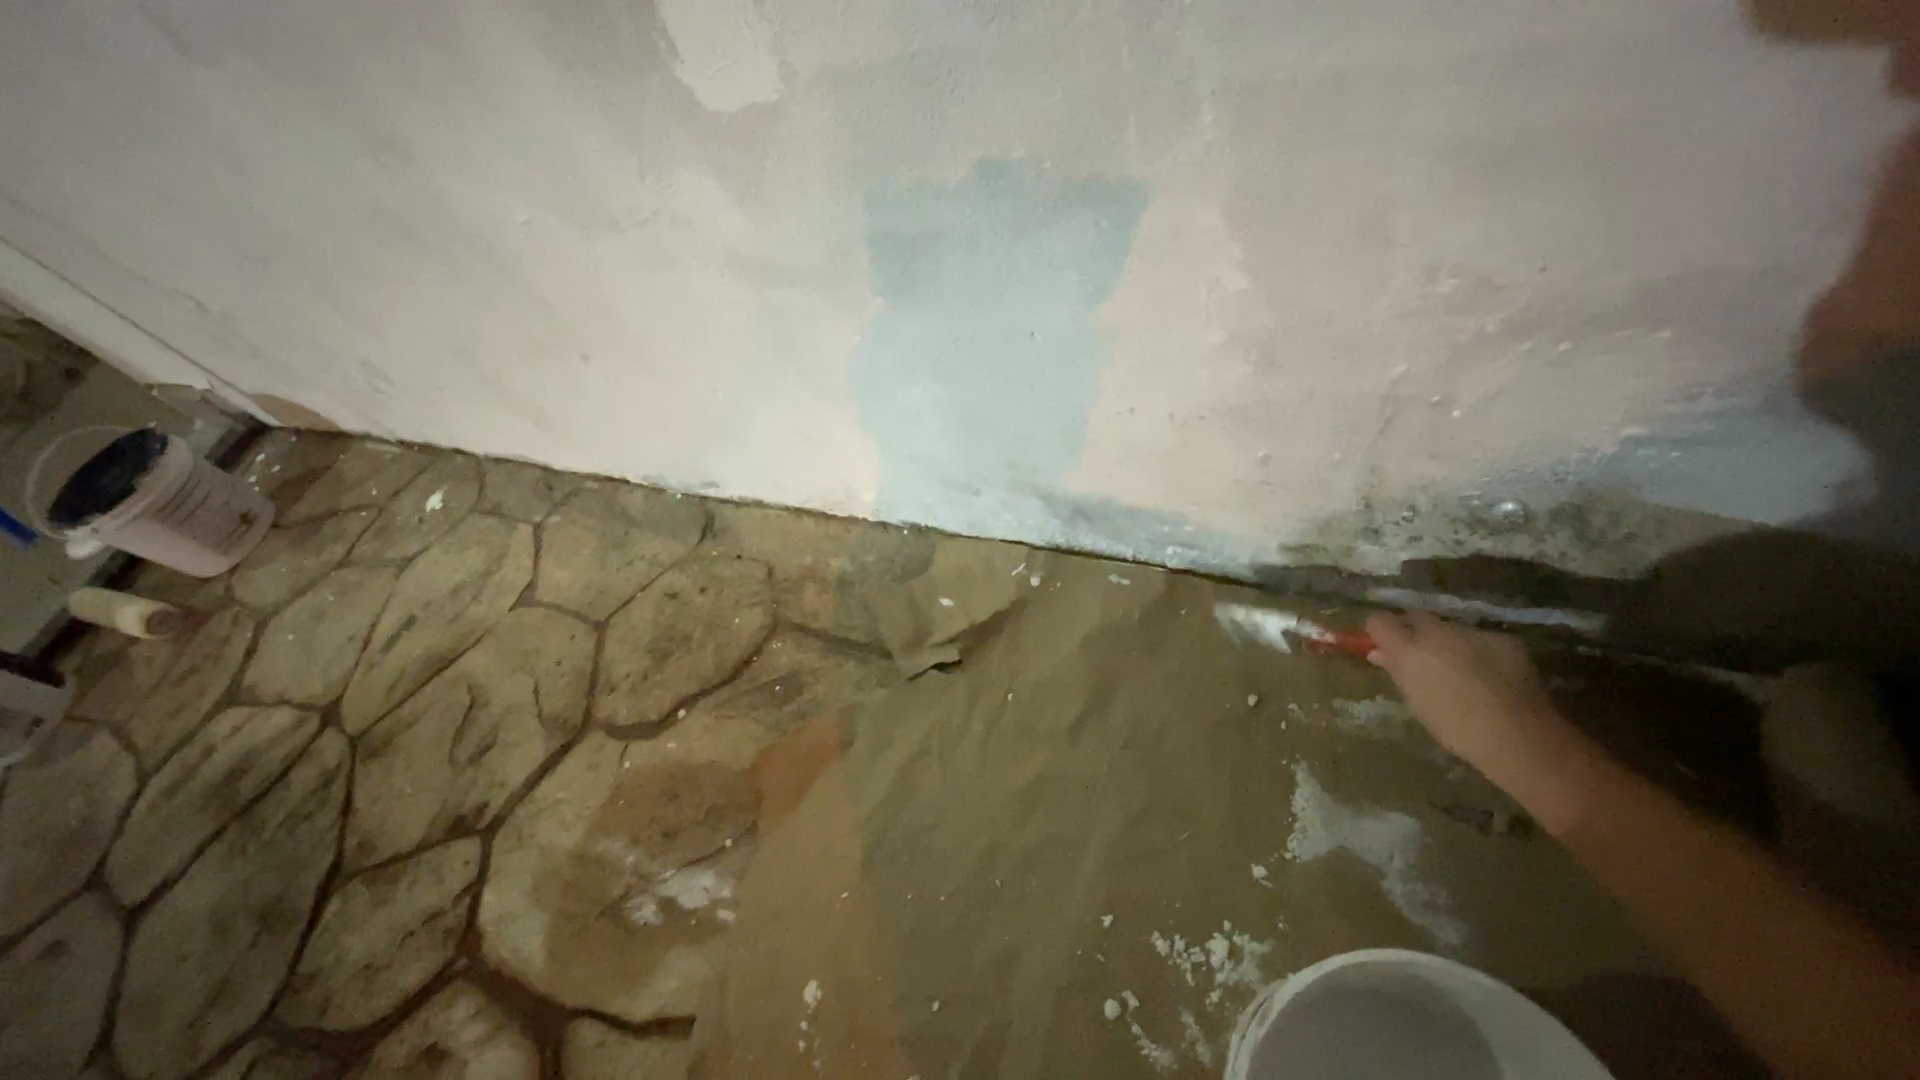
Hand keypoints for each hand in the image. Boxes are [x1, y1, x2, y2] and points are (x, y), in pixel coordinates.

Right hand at [1364, 611, 1598, 830]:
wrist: (1519, 737)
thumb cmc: (1455, 728)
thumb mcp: (1416, 702)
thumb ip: (1397, 672)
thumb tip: (1379, 653)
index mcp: (1410, 650)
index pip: (1380, 621)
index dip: (1379, 632)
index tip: (1383, 647)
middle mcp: (1439, 633)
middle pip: (1415, 617)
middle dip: (1412, 631)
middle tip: (1419, 657)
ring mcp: (1474, 633)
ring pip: (1450, 629)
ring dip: (1447, 642)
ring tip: (1460, 672)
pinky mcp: (1504, 639)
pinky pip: (1481, 639)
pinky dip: (1479, 652)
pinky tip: (1491, 676)